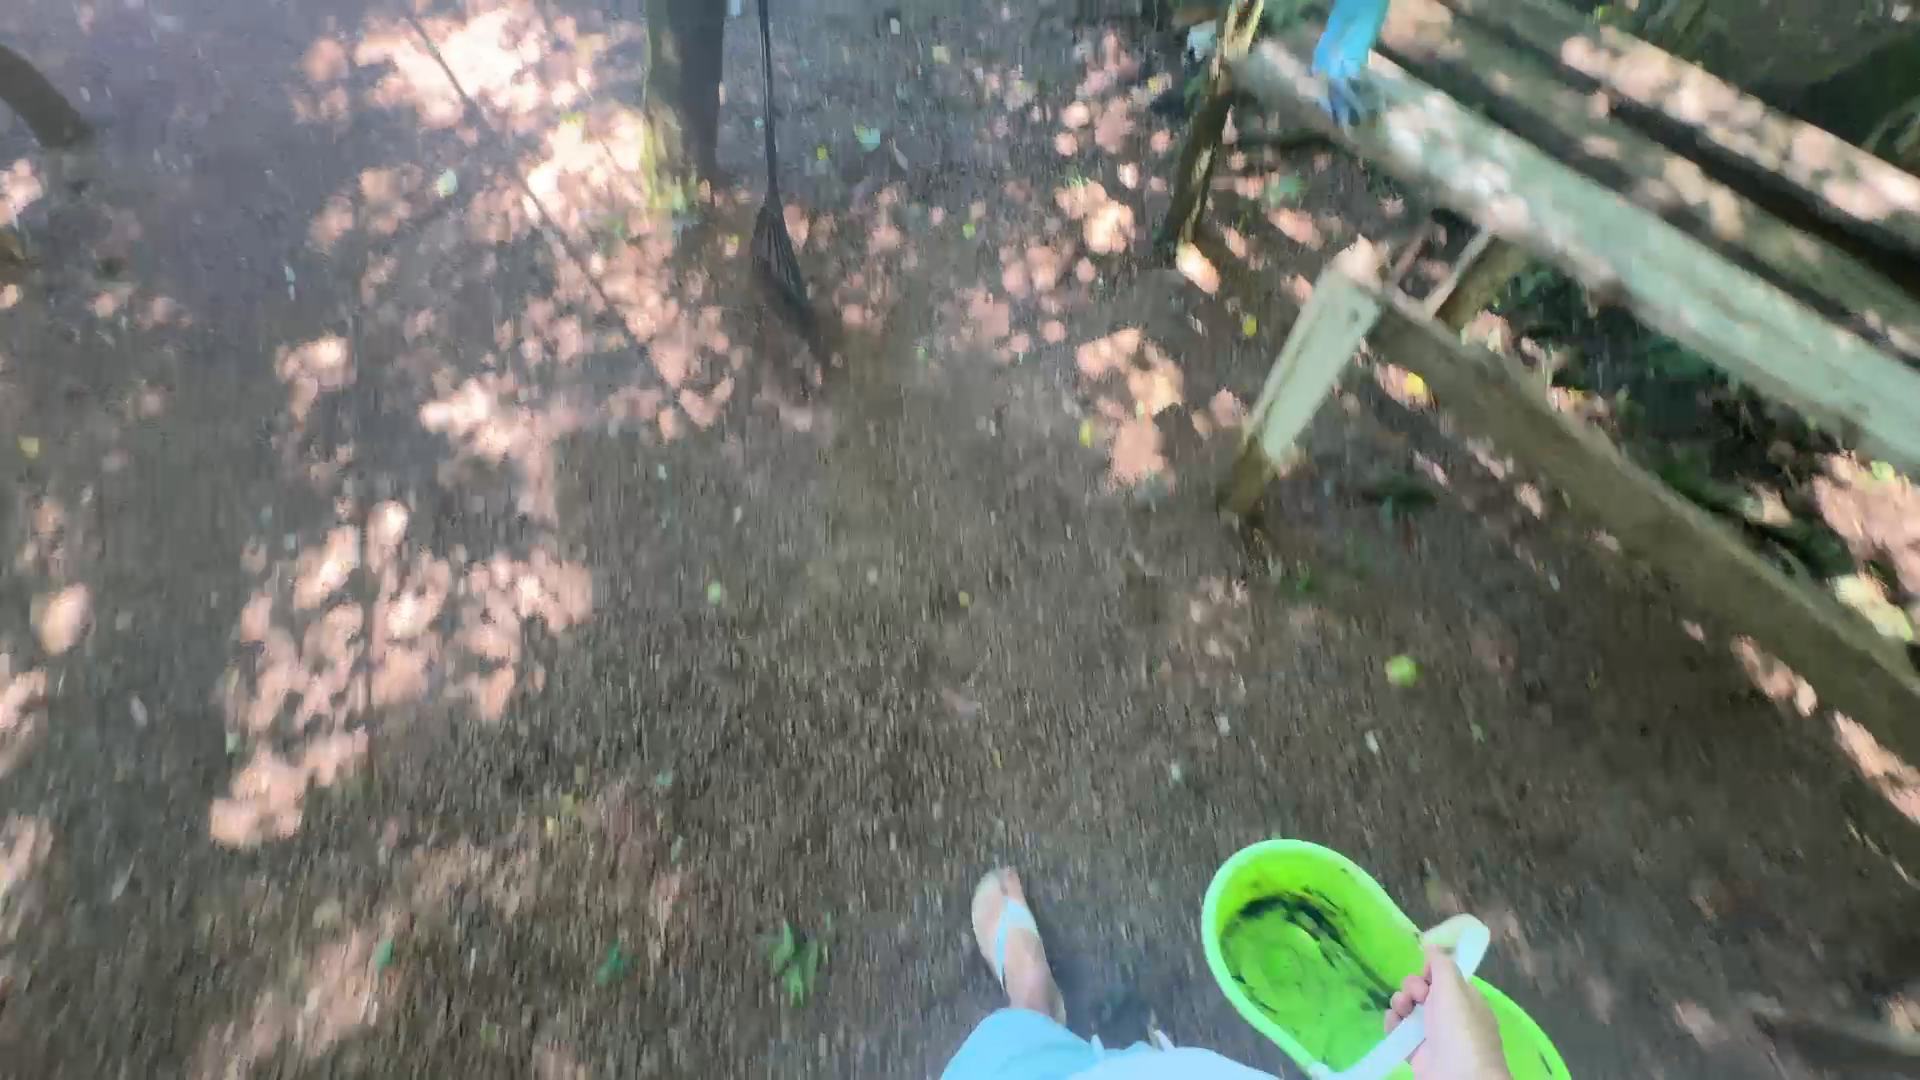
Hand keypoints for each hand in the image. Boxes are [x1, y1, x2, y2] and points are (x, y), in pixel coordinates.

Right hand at [1385, 944, 1511, 1079]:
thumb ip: (1441, 963)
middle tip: (1417, 997)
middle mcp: (1449, 1016)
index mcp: (1465, 1001)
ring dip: (1399, 1003)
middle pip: (1420, 989)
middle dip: (1412, 988)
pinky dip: (1393, 1022)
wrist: (1458, 1077)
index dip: (1429, 973)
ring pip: (1407, 1007)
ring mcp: (1432, 1034)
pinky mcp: (1416, 1050)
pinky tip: (1394, 1023)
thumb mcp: (1454, 988)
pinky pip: (1398, 1027)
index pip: (1441, 978)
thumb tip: (1432, 946)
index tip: (1426, 976)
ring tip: (1402, 1011)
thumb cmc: (1459, 1029)